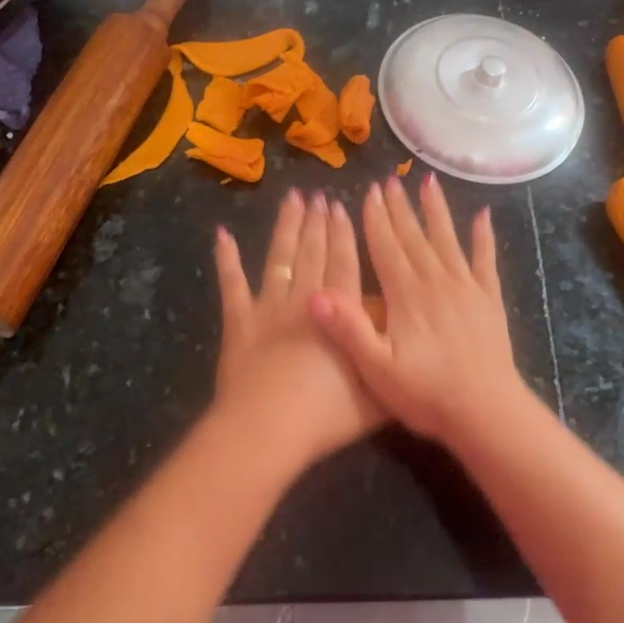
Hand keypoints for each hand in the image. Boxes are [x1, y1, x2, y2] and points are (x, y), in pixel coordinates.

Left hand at [209, 189, 383, 470]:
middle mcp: (304, 299)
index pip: (344, 262)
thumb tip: (401, 324)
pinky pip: (232, 286)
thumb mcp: (379, 385)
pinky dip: (226, 260)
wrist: (271, 426)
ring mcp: (268, 308)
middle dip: (317, 222)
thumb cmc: (329, 411)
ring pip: (279, 259)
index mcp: (338, 310)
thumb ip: (388, 352)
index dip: (343, 233)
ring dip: (285, 228)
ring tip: (291, 199)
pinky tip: (222, 235)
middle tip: (318, 195)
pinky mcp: (239, 323)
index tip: (341, 206)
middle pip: (312, 252)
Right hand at [307, 176, 528, 440]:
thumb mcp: (377, 368)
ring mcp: (466, 288)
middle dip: (400, 208)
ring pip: (447, 239)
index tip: (369, 192)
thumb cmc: (425, 394)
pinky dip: (483, 237)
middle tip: (390, 180)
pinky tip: (482, 216)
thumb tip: (313, 293)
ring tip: (429, 182)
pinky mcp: (490, 301)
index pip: (386, 248)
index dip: (376, 219)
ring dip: (436, 211)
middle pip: (414, 237)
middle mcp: (435, 282)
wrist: (485, 412)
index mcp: (406, 295)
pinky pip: (485, 260)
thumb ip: (348, 328)